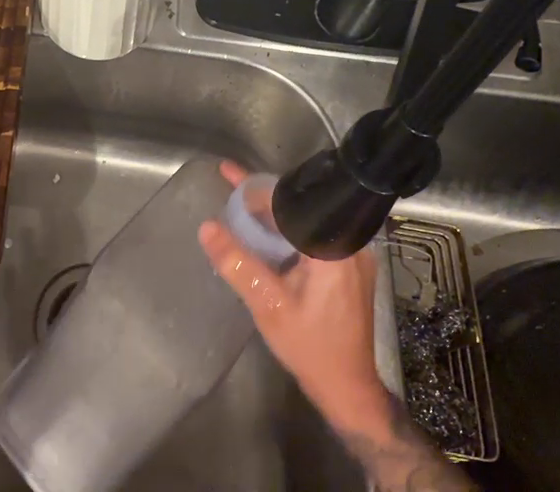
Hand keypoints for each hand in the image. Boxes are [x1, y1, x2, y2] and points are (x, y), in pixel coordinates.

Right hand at [199, 162, 471, 491]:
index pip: (293, 204)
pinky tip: (264, 237)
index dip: (256, 188)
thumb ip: (238, 263)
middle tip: (230, 185)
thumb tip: (207, 228)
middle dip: (263, 196)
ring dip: (274, 216)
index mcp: (333, 249)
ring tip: (240, 206)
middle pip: (302, 209)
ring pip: (308, 223)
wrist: (347, 387)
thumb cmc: (310, 346)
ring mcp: (352, 259)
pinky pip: (314, 239)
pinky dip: (287, 234)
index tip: (229, 173)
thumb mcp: (267, 305)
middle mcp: (349, 247)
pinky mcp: (348, 271)